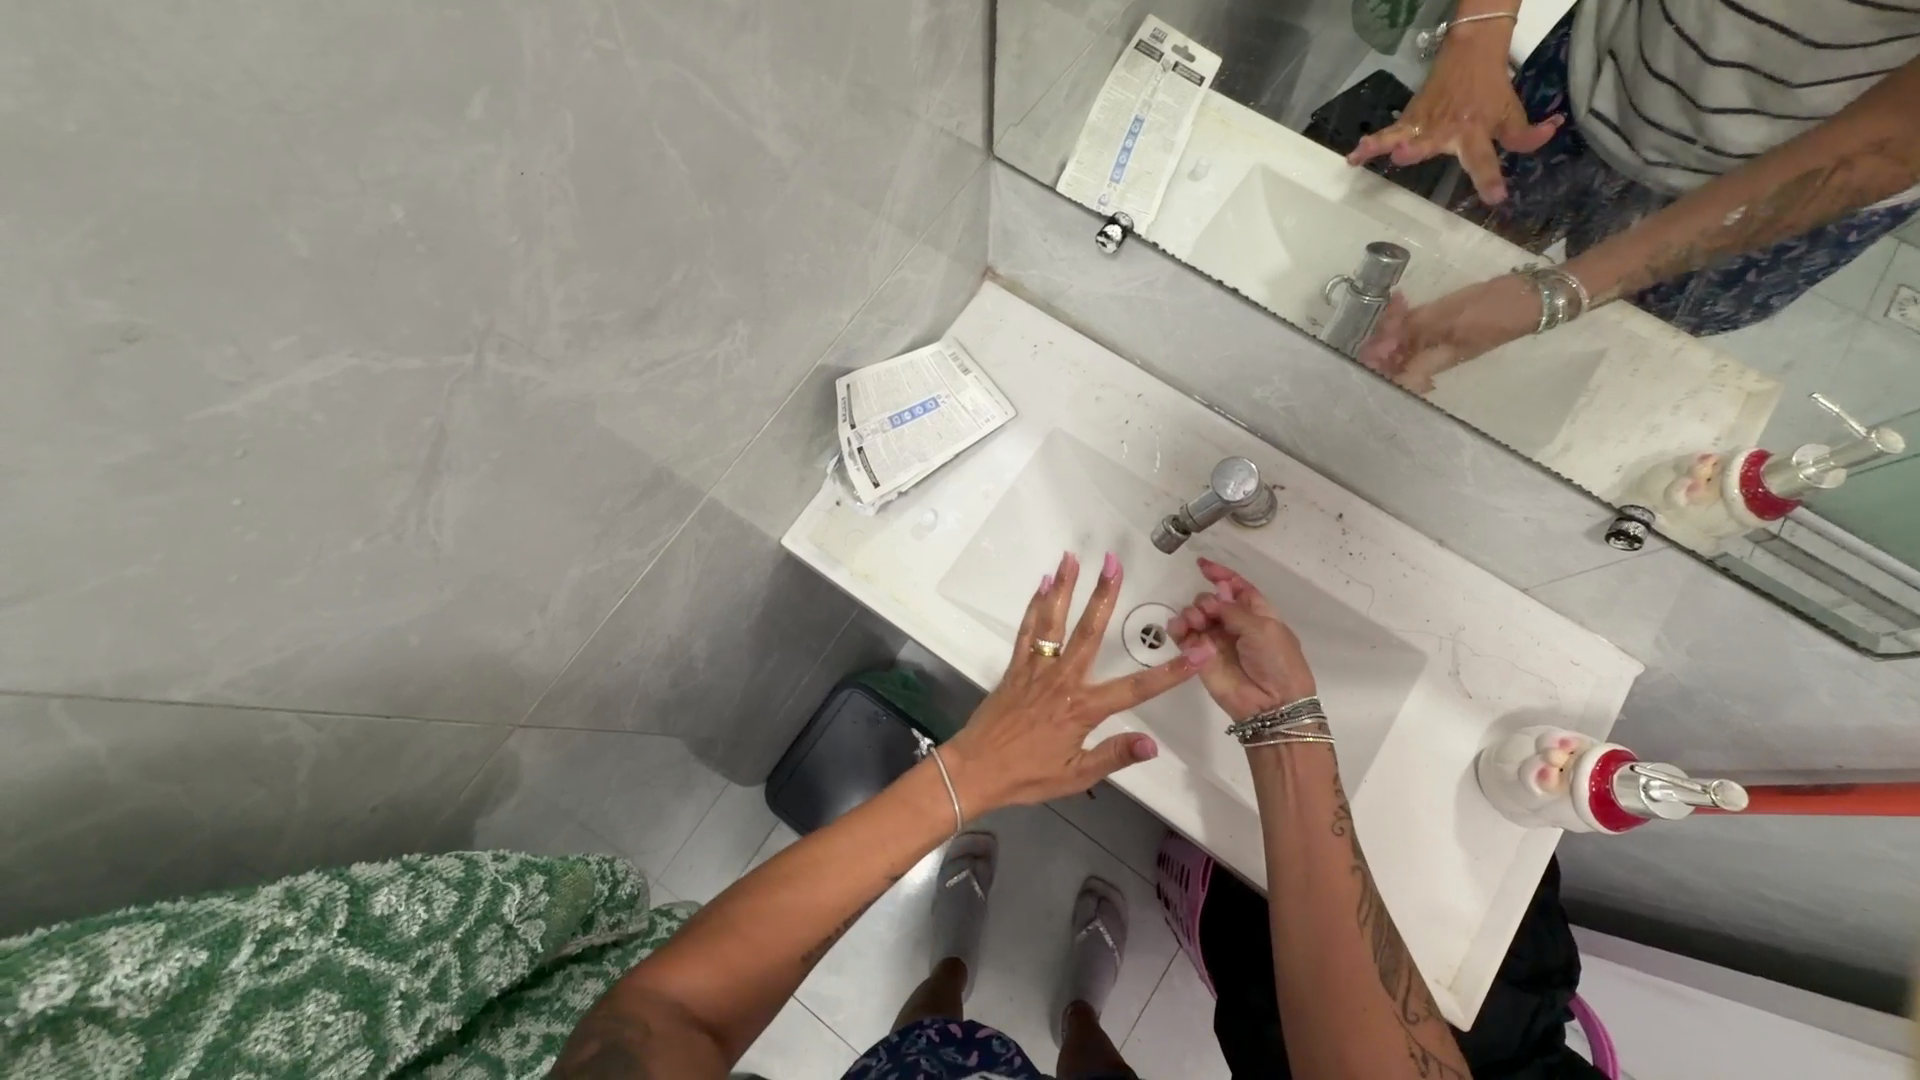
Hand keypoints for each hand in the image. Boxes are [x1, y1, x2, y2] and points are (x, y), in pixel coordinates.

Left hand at [941, 551, 1210, 812]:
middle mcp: (1062, 680)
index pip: (1137, 688)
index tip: (1199, 651)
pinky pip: (1028, 631)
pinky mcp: (1015, 667)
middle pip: (1090, 631)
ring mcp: (1036, 669)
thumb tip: (1152, 744)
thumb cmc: (1027, 776)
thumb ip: (1115, 756)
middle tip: (1114, 563)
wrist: (975, 770)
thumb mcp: (1076, 776)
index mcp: (1083, 708)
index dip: (1172, 671)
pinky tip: (1042, 584)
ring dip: (1065, 587)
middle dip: (1104, 595)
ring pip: (1054, 621)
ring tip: (1073, 557)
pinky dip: (1034, 605)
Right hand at [1164, 557, 1316, 723]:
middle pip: (1211, 599)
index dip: (1221, 575)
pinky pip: (1183, 635)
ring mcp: (1215, 640)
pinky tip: (1179, 628)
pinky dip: (1178, 627)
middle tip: (1209, 612)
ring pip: (1195, 614)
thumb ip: (1234, 609)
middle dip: (1206, 599)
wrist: (1271, 704)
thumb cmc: (1277, 662)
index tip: (1201, 565)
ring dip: (1192, 612)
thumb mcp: (1262, 628)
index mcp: (1257, 613)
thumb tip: (1213, 595)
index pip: (1236, 587)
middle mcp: (1234, 624)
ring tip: (1195, 622)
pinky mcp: (1199, 656)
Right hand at [1345, 22, 1559, 203]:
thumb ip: (1524, 133)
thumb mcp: (1511, 110)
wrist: (1470, 52)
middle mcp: (1446, 131)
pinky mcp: (1408, 121)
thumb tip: (1549, 134)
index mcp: (1474, 131)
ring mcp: (1423, 126)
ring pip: (1401, 136)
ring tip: (1364, 153)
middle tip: (1405, 155)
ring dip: (1382, 145)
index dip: (1490, 179)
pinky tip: (1352, 158)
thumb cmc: (1490, 87)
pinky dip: (1368, 146)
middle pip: (1430, 143)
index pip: (1485, 159)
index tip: (1496, 199)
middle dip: (1417, 149)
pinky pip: (1386, 135)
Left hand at [1356, 274, 1540, 393]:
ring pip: (1399, 341)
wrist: (1529, 296)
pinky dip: (1401, 316)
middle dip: (1377, 342)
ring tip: (1393, 304)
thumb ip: (1417, 330)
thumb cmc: (1493, 310)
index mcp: (1431, 363)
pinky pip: (1411, 326)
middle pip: (1391, 359)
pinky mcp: (1439, 326)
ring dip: (1388, 325)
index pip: (1395, 379)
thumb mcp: (1452, 319)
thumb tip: (1387, 343)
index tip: (1365, 352)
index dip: (1375, 370)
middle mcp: (1428, 357)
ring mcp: (1434, 341)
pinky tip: (1398, 300)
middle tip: (1374, 322)